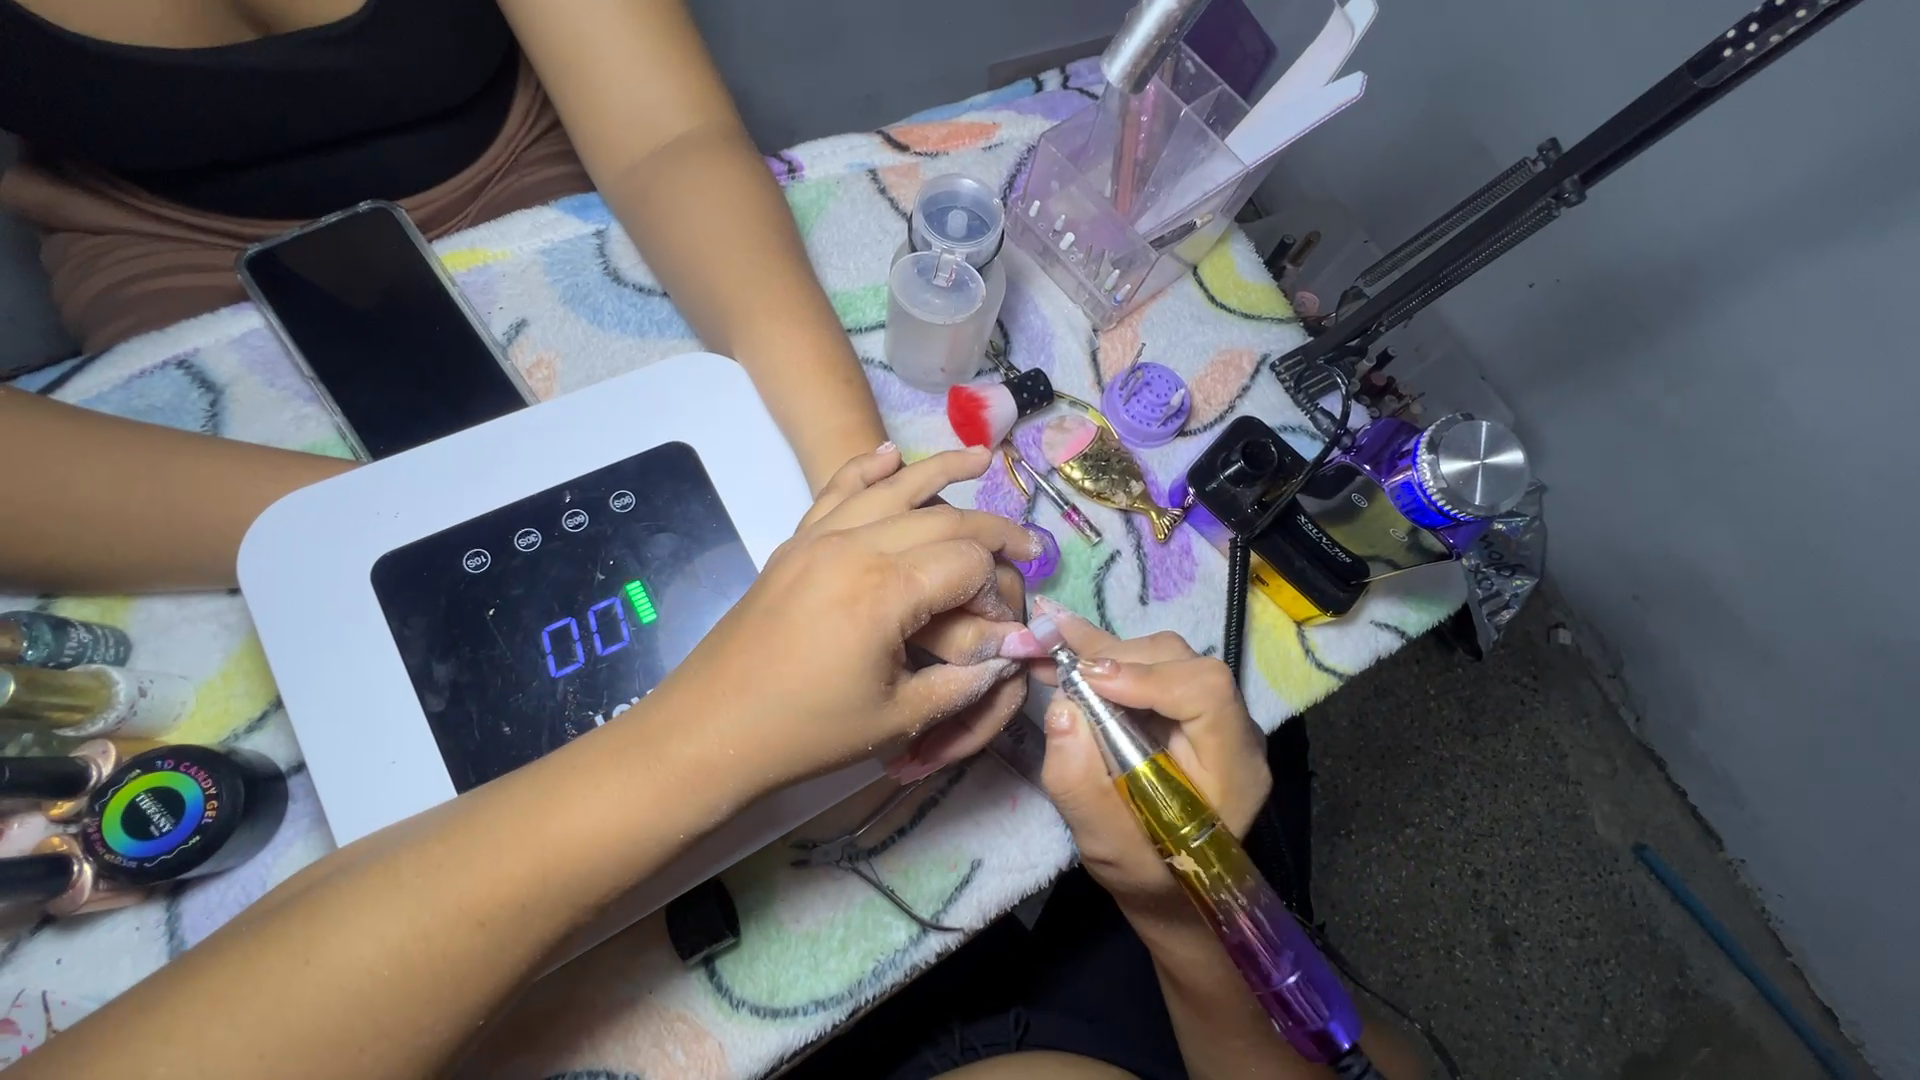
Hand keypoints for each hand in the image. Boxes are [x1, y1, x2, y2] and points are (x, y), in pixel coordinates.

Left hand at [660, 443, 1044, 788]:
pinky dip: (865, 468)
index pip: (967, 561)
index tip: (1006, 619)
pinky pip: (835, 491)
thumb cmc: (806, 732)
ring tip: (980, 456)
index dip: (997, 585)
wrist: (709, 730)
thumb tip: (1016, 651)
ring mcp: (819, 538)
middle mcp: (854, 547)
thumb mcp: (897, 717)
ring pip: (891, 488)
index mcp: (884, 590)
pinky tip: (889, 453)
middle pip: (941, 518)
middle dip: (991, 528)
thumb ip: (965, 680)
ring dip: (939, 469)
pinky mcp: (794, 543)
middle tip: (1027, 545)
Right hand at [1034, 610, 1271, 922]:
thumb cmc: (1150, 876)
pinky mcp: (1182, 705)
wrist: (1171, 889)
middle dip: (1118, 658)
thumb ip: (1082, 787)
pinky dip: (1103, 654)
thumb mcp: (1109, 848)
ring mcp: (1209, 712)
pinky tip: (1064, 640)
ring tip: (1053, 649)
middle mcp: (1231, 728)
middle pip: (1183, 663)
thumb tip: (1062, 710)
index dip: (1148, 676)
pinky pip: (1147, 665)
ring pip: (1163, 655)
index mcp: (1233, 766)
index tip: (1091, 682)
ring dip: (1105, 652)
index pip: (1206, 691)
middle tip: (1060, 666)